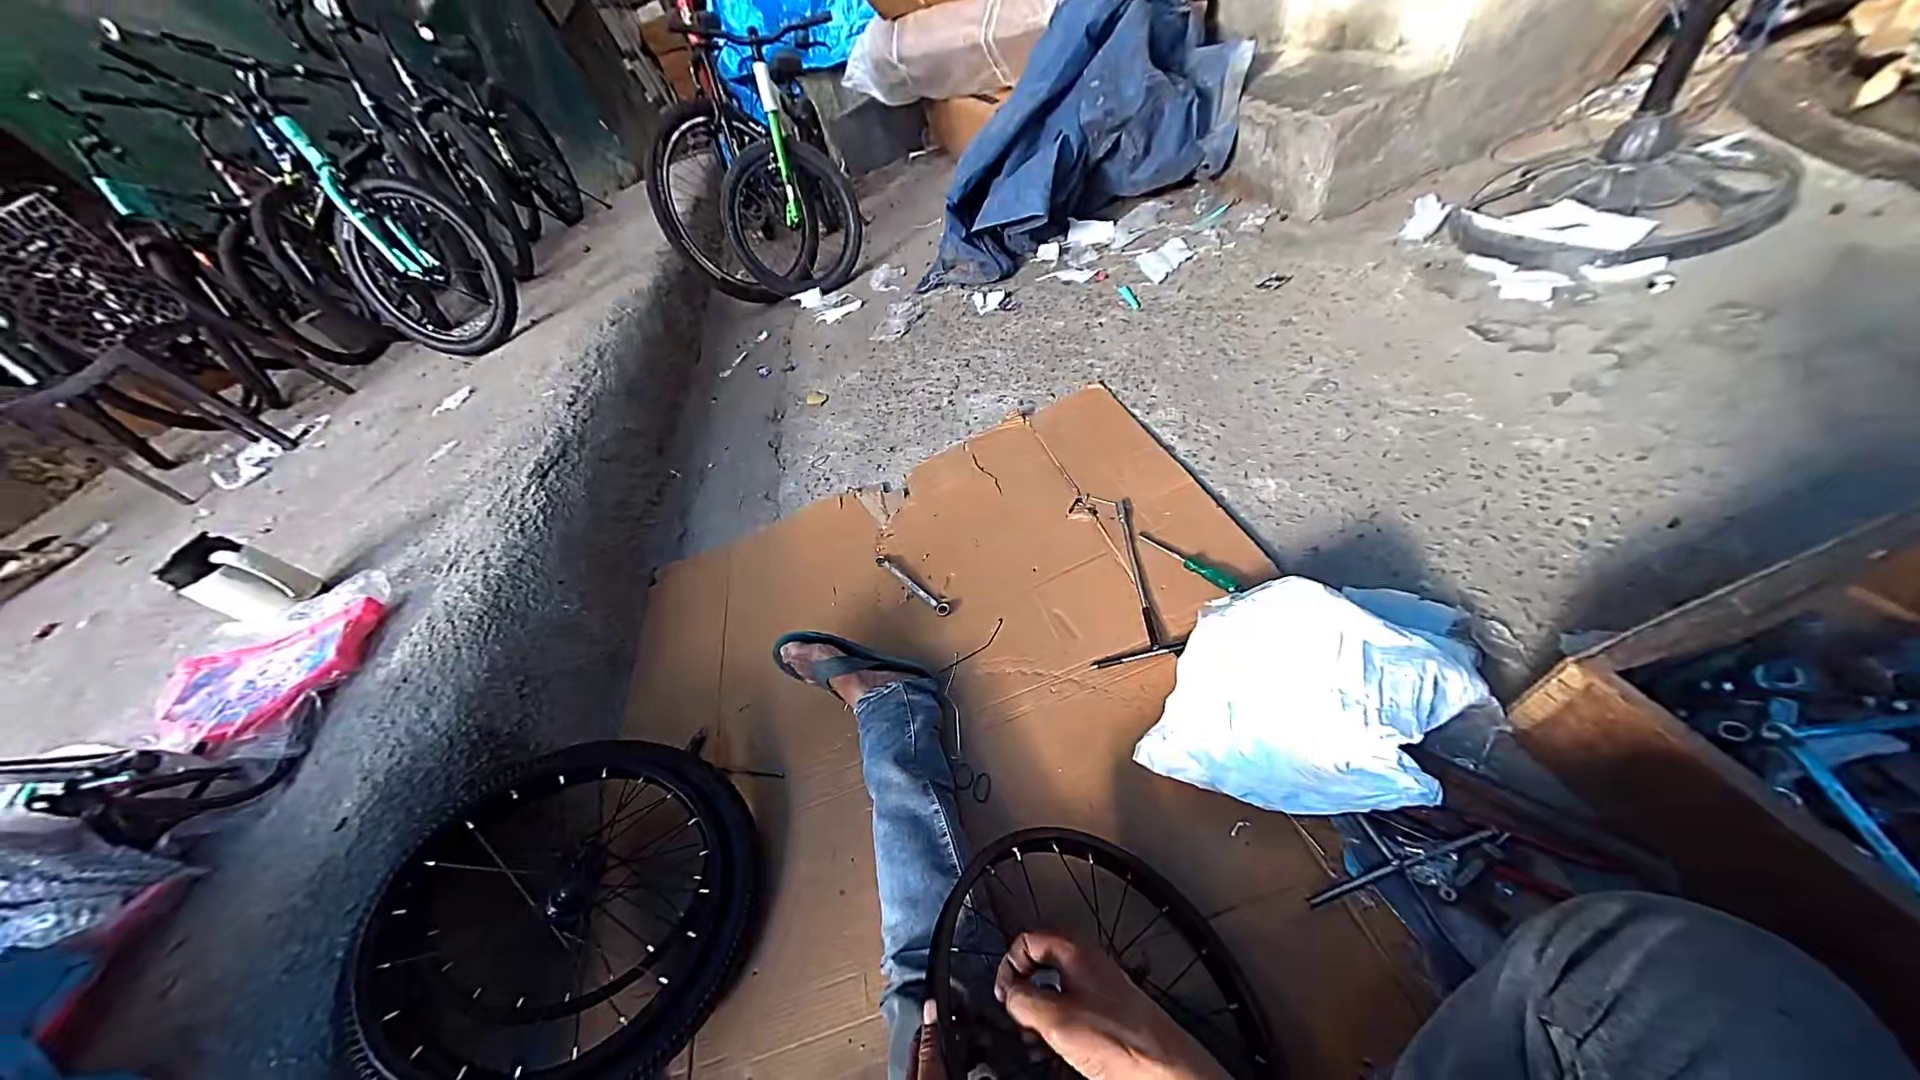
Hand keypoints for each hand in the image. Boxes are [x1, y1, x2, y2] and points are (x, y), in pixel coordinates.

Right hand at [993, 931, 1232, 1079]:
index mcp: (1074, 949)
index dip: (1009, 966)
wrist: (1165, 1071)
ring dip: (1038, 1015)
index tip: (1004, 994)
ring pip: (1055, 991)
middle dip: (1023, 993)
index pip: (1027, 940)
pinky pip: (1072, 1011)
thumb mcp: (1055, 1018)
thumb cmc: (1122, 1040)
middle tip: (1018, 1018)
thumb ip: (1022, 999)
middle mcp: (1087, 962)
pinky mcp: (1108, 1014)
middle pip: (1040, 965)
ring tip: (1034, 1040)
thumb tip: (1008, 994)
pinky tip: (1056, 1049)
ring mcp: (1099, 988)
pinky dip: (1057, 1027)